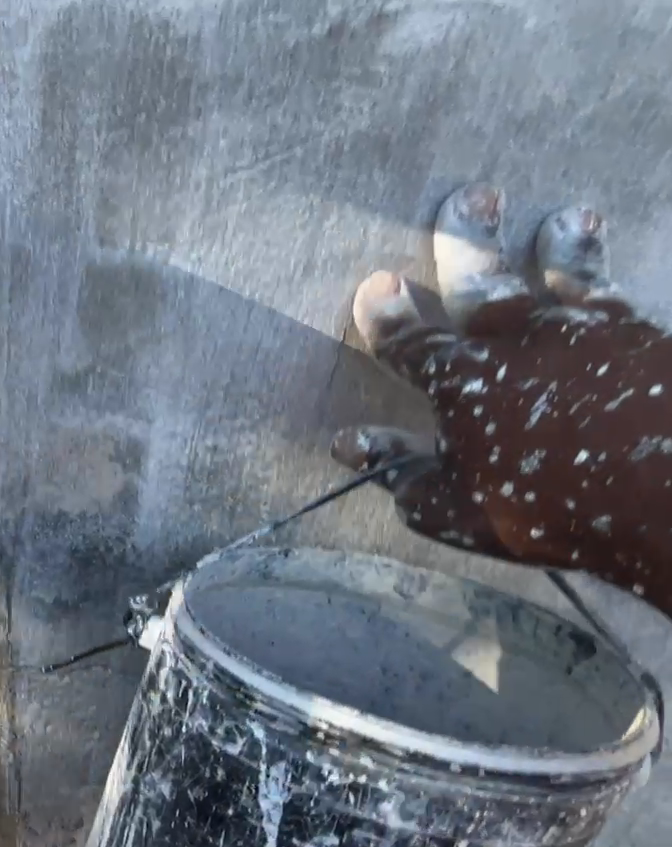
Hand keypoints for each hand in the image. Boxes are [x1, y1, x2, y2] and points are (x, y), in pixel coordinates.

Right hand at [334, 183, 671, 609]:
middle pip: (487, 284)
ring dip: (564, 249)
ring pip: (572, 281)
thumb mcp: (446, 505)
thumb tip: (345, 441)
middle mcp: (526, 344)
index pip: (411, 343)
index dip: (387, 315)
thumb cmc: (545, 510)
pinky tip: (614, 283)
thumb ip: (396, 468)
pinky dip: (616, 290)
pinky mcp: (660, 345)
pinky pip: (630, 306)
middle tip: (471, 197)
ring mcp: (601, 338)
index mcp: (464, 382)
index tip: (375, 282)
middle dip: (471, 242)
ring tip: (568, 217)